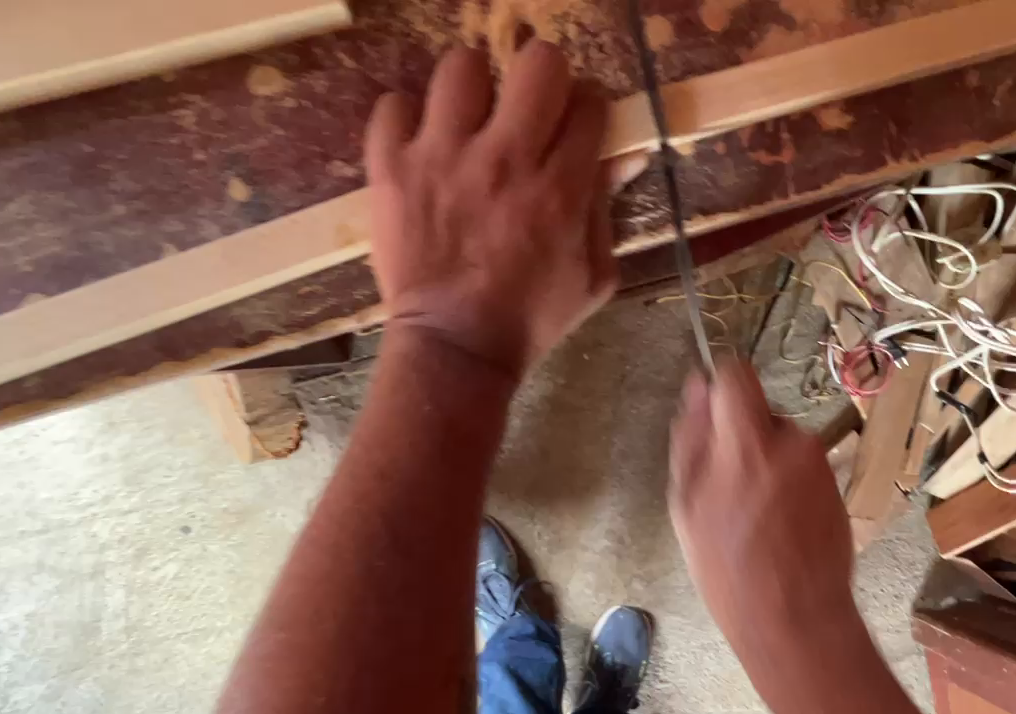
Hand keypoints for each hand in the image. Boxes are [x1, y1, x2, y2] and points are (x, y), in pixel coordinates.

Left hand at [364, 43, 620, 378]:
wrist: (456, 348)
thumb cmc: (530, 320)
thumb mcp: (593, 278)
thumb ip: (606, 213)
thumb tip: (622, 157)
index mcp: (560, 189)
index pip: (588, 102)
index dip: (586, 109)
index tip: (574, 128)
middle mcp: (505, 160)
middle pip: (537, 63)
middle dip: (540, 82)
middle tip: (528, 114)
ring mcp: (443, 158)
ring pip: (462, 67)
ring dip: (472, 93)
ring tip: (468, 127)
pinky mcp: (392, 167)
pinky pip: (395, 104)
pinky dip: (409, 121)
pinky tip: (423, 149)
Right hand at [669, 364, 862, 678]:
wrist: (794, 619)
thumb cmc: (728, 571)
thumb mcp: (687, 506)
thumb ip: (691, 438)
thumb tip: (696, 386)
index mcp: (747, 443)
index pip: (736, 375)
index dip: (720, 388)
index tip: (711, 417)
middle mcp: (792, 442)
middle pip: (759, 413)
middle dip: (742, 439)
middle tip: (727, 491)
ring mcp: (820, 465)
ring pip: (782, 444)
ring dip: (766, 466)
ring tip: (755, 519)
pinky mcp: (837, 486)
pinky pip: (802, 469)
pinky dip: (789, 487)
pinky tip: (780, 528)